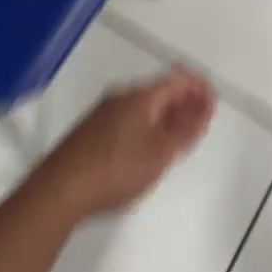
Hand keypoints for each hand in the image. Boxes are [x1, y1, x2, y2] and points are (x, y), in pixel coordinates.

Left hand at [34, 67, 217, 218]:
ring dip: (166, 116)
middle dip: (184, 103)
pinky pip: (129, 117)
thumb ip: (186, 131)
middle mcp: (121, 96)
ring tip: (178, 139)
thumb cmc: (115, 170)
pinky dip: (147, 125)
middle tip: (200, 124)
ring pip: (144, 105)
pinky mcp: (90, 130)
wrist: (57, 191)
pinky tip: (147, 148)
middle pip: (161, 90)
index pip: (178, 79)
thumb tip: (205, 108)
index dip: (200, 88)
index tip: (214, 104)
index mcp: (141, 96)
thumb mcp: (160, 154)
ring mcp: (103, 112)